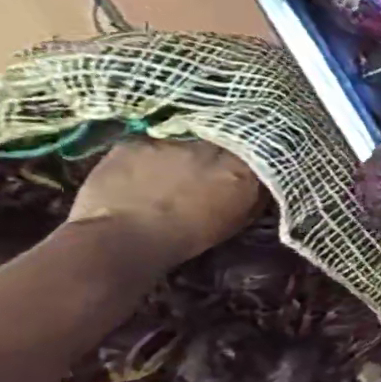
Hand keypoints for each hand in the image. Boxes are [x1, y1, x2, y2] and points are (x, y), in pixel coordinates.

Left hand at [66, 138, 263, 268]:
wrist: (124, 239)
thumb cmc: (186, 238)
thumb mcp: (234, 219)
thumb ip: (249, 194)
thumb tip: (256, 182)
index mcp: (241, 168)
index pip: (253, 151)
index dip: (244, 158)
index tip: (237, 167)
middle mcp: (212, 147)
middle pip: (218, 143)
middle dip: (212, 154)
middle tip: (200, 172)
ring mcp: (173, 142)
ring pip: (181, 143)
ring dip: (178, 156)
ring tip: (165, 175)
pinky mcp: (135, 142)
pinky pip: (146, 146)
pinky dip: (145, 159)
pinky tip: (136, 176)